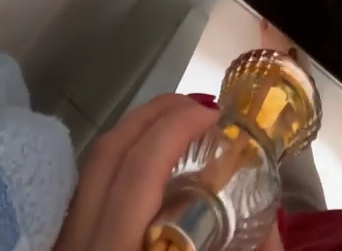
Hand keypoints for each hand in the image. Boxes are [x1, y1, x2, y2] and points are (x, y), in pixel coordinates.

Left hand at [54, 94, 218, 250]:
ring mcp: (68, 239)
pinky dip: (120, 160)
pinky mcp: (64, 243)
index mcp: (114, 247)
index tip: (214, 112)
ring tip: (177, 124)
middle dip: (156, 114)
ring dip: (137, 133)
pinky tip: (147, 166)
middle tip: (198, 105)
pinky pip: (90, 184)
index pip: (141, 169)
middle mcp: (82, 235)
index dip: (177, 128)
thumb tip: (277, 231)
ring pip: (96, 165)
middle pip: (111, 151)